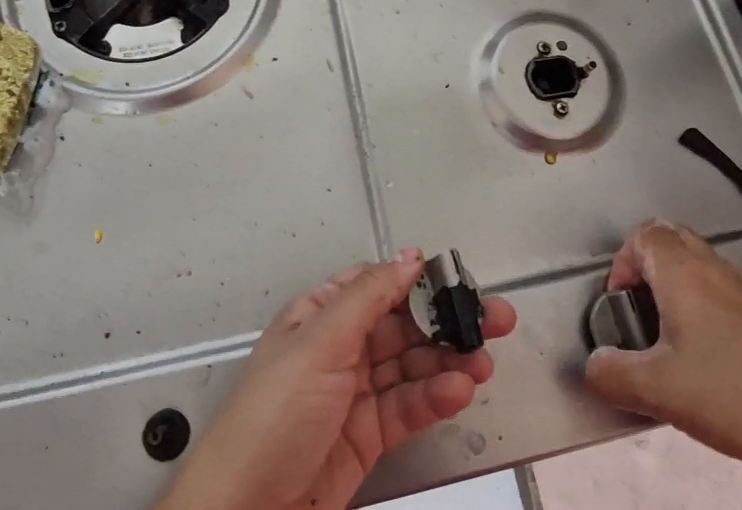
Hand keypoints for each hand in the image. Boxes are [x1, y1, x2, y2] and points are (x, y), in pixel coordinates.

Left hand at [159, 250, 517, 509]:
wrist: (248, 508)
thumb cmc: (271, 416)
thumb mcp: (318, 342)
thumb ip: (368, 296)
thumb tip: (409, 256)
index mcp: (318, 317)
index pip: (376, 286)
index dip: (416, 280)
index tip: (457, 280)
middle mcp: (339, 350)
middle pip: (403, 326)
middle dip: (447, 322)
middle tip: (494, 321)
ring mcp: (356, 394)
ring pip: (413, 367)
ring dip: (450, 362)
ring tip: (481, 363)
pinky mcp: (369, 436)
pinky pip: (410, 408)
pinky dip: (437, 399)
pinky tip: (459, 392)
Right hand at [583, 223, 741, 509]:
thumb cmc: (729, 395)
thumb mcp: (653, 390)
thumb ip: (610, 373)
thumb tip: (595, 366)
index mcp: (683, 274)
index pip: (644, 235)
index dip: (622, 261)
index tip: (618, 300)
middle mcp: (717, 271)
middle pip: (675, 240)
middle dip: (649, 266)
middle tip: (639, 308)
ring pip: (703, 267)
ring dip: (679, 288)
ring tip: (670, 338)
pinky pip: (728, 294)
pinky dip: (708, 310)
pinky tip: (709, 359)